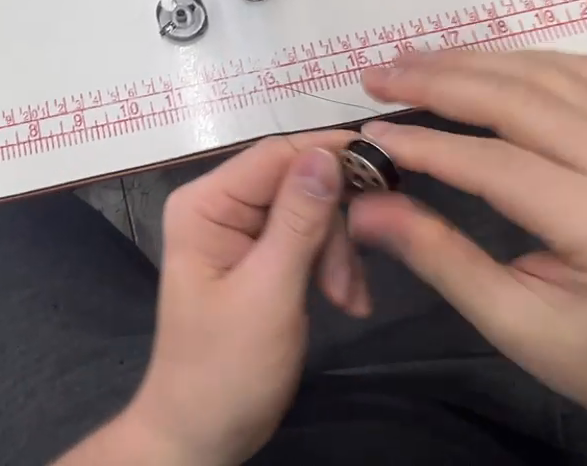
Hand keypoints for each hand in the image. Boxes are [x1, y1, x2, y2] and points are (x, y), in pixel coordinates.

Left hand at [102, 134, 371, 465]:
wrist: (202, 433)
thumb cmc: (227, 367)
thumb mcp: (269, 292)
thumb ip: (298, 221)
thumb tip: (325, 152)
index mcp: (205, 202)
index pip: (272, 154)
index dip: (327, 154)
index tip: (383, 168)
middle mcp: (218, 204)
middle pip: (294, 183)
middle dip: (332, 227)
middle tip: (352, 281)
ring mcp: (237, 229)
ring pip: (307, 211)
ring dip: (335, 253)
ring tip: (348, 301)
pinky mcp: (256, 254)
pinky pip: (304, 238)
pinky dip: (329, 266)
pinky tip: (345, 301)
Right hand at [347, 51, 586, 438]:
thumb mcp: (513, 325)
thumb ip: (437, 256)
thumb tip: (363, 207)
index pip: (502, 165)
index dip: (428, 144)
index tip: (370, 132)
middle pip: (524, 100)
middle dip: (438, 81)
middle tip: (376, 77)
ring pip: (548, 73)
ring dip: (470, 61)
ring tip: (408, 62)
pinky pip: (576, 73)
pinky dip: (515, 60)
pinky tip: (473, 65)